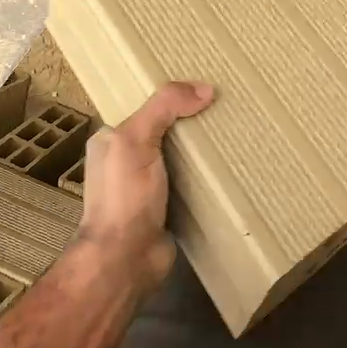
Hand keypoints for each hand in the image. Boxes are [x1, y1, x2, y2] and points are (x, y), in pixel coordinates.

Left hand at [77, 81, 214, 287]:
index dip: (172, 94)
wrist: (125, 262)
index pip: (145, 105)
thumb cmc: (124, 198)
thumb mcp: (136, 140)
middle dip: (192, 119)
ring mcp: (147, 185)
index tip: (204, 85)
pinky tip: (229, 164)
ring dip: (203, 147)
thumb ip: (164, 107)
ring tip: (235, 131)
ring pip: (180, 154)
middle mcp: (126, 160)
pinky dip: (207, 173)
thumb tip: (205, 89)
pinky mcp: (167, 206)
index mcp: (111, 139)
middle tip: (227, 105)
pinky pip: (190, 180)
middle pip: (166, 128)